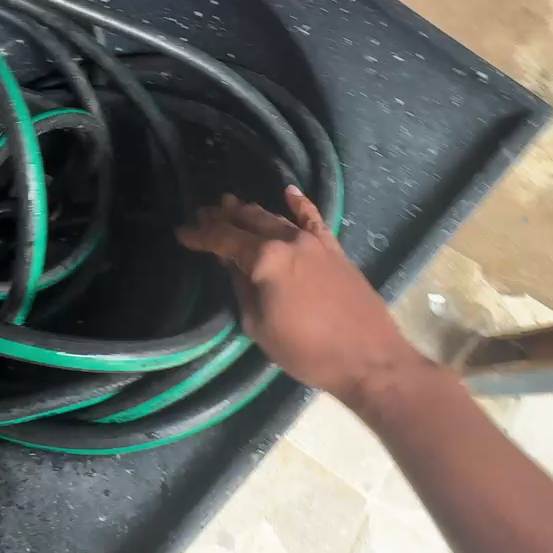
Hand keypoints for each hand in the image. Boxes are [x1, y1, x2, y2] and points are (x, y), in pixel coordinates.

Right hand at [177, 186, 422, 406]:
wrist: (370, 360)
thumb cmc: (307, 350)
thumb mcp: (258, 326)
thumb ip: (241, 288)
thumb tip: (232, 265)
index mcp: (264, 259)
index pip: (222, 239)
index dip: (199, 236)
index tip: (182, 233)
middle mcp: (287, 241)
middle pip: (247, 220)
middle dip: (222, 216)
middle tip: (203, 213)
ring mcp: (313, 242)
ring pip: (274, 217)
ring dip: (250, 211)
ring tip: (230, 204)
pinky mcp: (334, 250)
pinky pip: (313, 219)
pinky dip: (299, 204)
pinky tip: (289, 191)